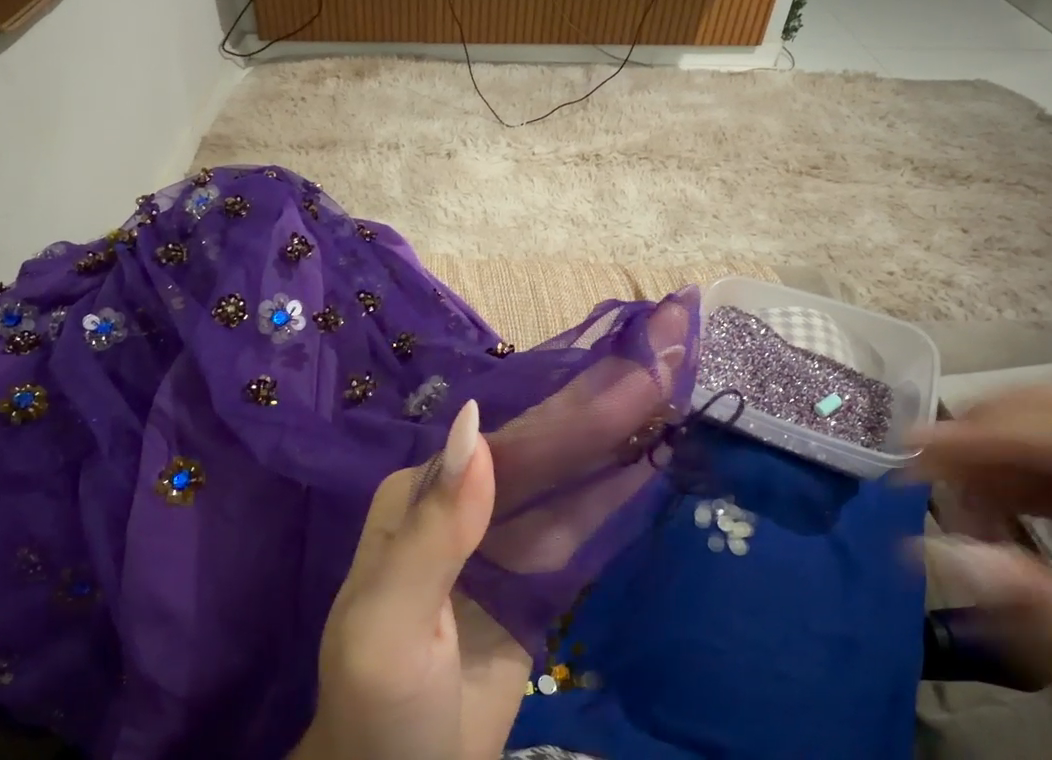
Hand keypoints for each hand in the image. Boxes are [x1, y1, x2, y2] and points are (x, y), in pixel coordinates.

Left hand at [293, 297, 692, 759]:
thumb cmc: (379, 703)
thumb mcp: (391, 619)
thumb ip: (436, 528)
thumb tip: (476, 424)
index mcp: (421, 497)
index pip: (505, 440)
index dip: (569, 402)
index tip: (627, 358)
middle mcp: (462, 506)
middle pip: (543, 450)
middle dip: (603, 402)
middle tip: (669, 348)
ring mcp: (502, 546)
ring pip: (567, 484)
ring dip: (617, 439)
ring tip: (672, 388)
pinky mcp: (533, 586)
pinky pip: (578, 533)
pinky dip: (613, 497)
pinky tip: (650, 462)